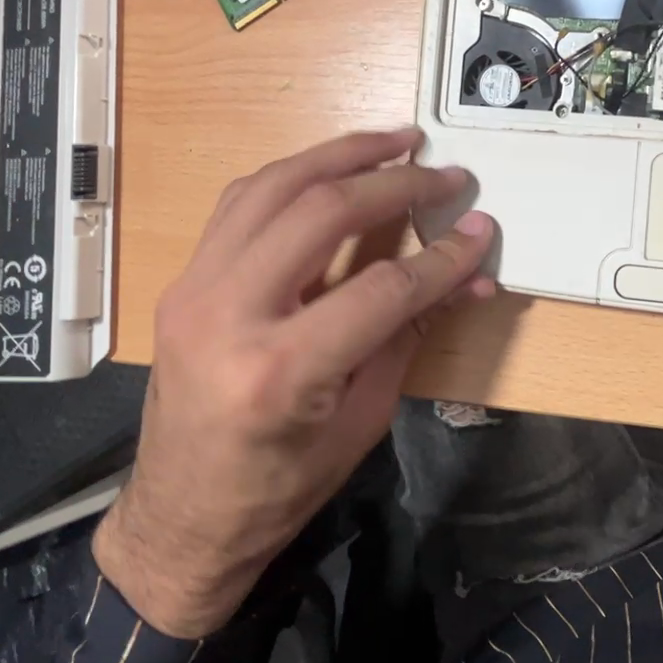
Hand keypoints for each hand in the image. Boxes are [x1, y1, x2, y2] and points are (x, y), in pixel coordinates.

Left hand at [93, 128, 495, 637]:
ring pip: (272, 186)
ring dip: (338, 155)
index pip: (382, 289)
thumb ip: (413, 332)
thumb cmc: (280, 489)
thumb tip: (472, 277)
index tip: (481, 232)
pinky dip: (293, 176)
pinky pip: (241, 203)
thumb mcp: (362, 417)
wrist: (181, 521)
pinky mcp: (184, 281)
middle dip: (394, 183)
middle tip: (443, 171)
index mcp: (281, 371)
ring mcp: (194, 290)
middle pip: (322, 213)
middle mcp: (228, 314)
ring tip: (392, 141)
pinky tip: (331, 171)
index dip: (442, 258)